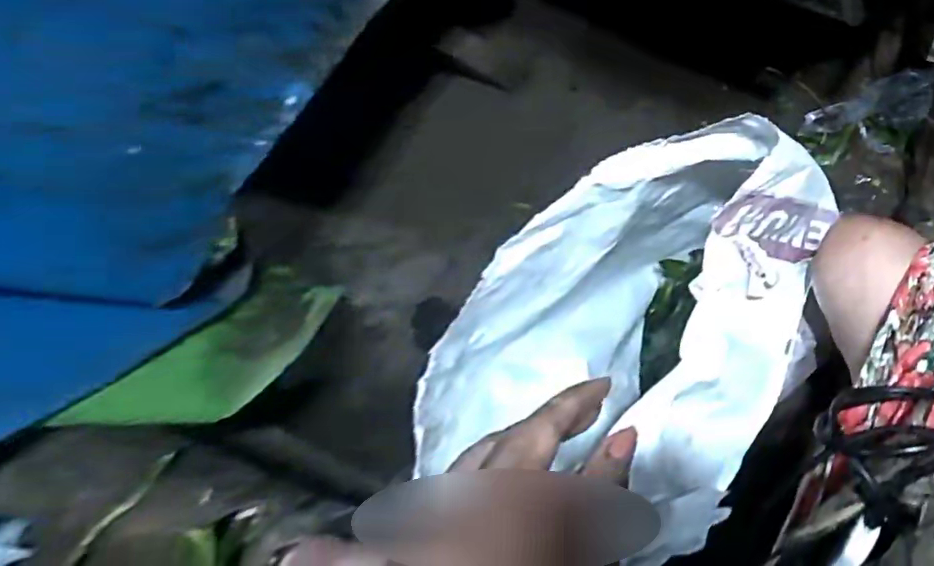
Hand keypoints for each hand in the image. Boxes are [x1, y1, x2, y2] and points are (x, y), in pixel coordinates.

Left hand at [278, 379, 635, 565]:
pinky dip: (345, 544)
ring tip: (514, 456)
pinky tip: (308, 549)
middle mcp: (455, 497)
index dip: (576, 401)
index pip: (544, 425)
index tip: (604, 385)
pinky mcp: (387, 555)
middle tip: (576, 423)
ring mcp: (415, 531)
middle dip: (537, 427)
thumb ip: (600, 487)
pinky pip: (363, 546)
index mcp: (507, 484)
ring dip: (488, 459)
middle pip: (499, 445)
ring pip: (449, 479)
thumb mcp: (576, 540)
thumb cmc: (532, 561)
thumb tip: (624, 431)